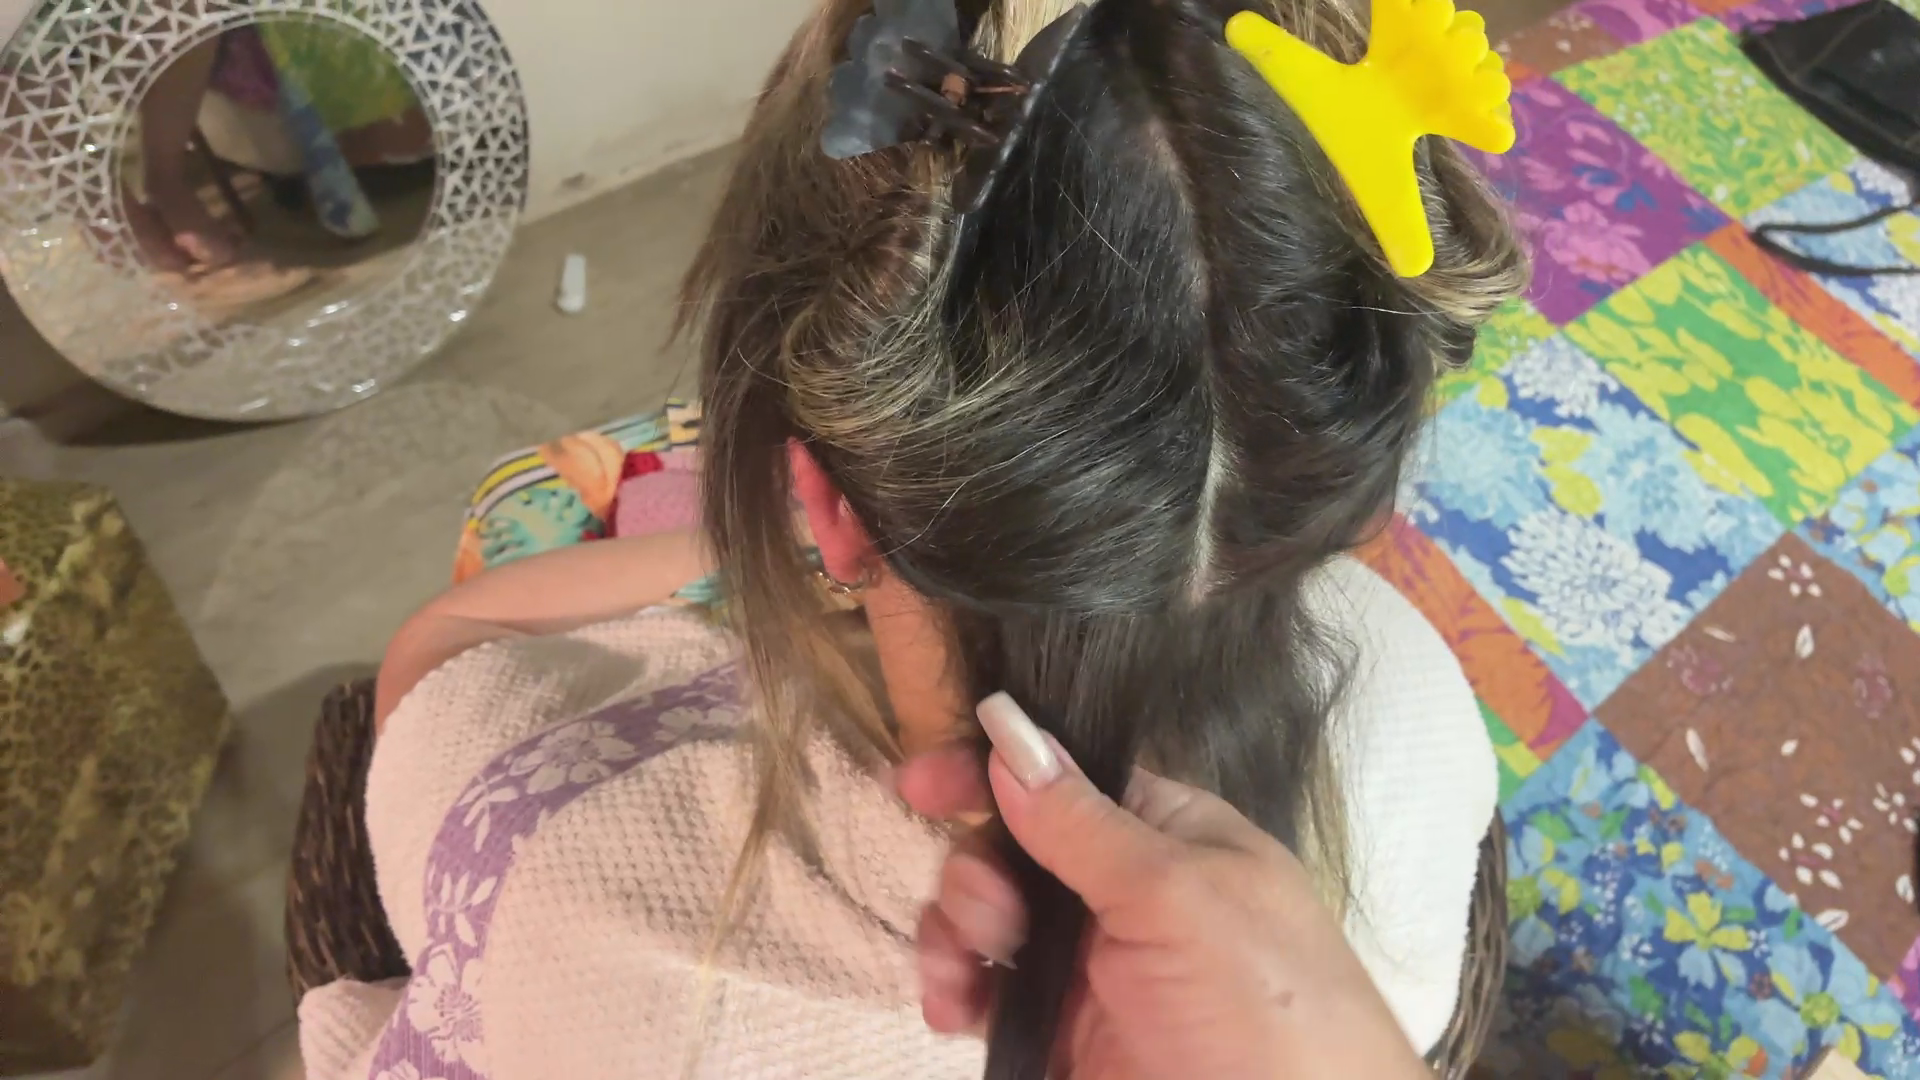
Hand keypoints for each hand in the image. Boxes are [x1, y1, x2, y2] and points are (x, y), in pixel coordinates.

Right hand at [895, 693, 1430, 1079]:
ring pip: (986, 910)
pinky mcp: (1056, 1026)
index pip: (1057, 773)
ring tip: (960, 973)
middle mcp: (1113, 882)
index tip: (919, 782)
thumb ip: (1076, 817)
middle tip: (992, 917)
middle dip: (976, 868)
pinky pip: (983, 983)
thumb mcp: (1174, 896)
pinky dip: (953, 984)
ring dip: (955, 927)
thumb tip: (1005, 723)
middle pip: (1008, 841)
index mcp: (1156, 828)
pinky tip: (950, 1007)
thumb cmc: (1259, 1006)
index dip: (988, 768)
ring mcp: (1082, 957)